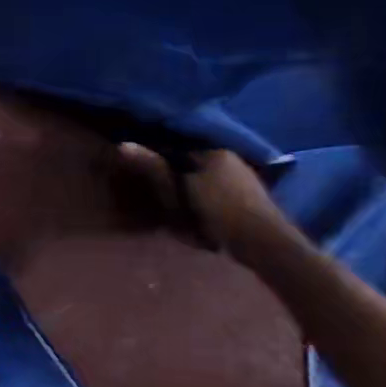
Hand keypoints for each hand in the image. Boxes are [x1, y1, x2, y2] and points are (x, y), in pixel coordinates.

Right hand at [116, 143, 293, 262]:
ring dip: (193, 202)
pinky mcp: (248, 205)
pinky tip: (202, 227)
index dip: (162, 165)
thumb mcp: (182, 188)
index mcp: (216, 152)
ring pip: (205, 189)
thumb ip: (154, 168)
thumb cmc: (220, 208)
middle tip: (164, 206)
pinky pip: (217, 204)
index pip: (180, 152)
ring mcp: (243, 183)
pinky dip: (207, 213)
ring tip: (181, 220)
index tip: (147, 182)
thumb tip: (122, 145)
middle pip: (194, 171)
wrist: (263, 241)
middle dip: (179, 185)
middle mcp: (231, 162)